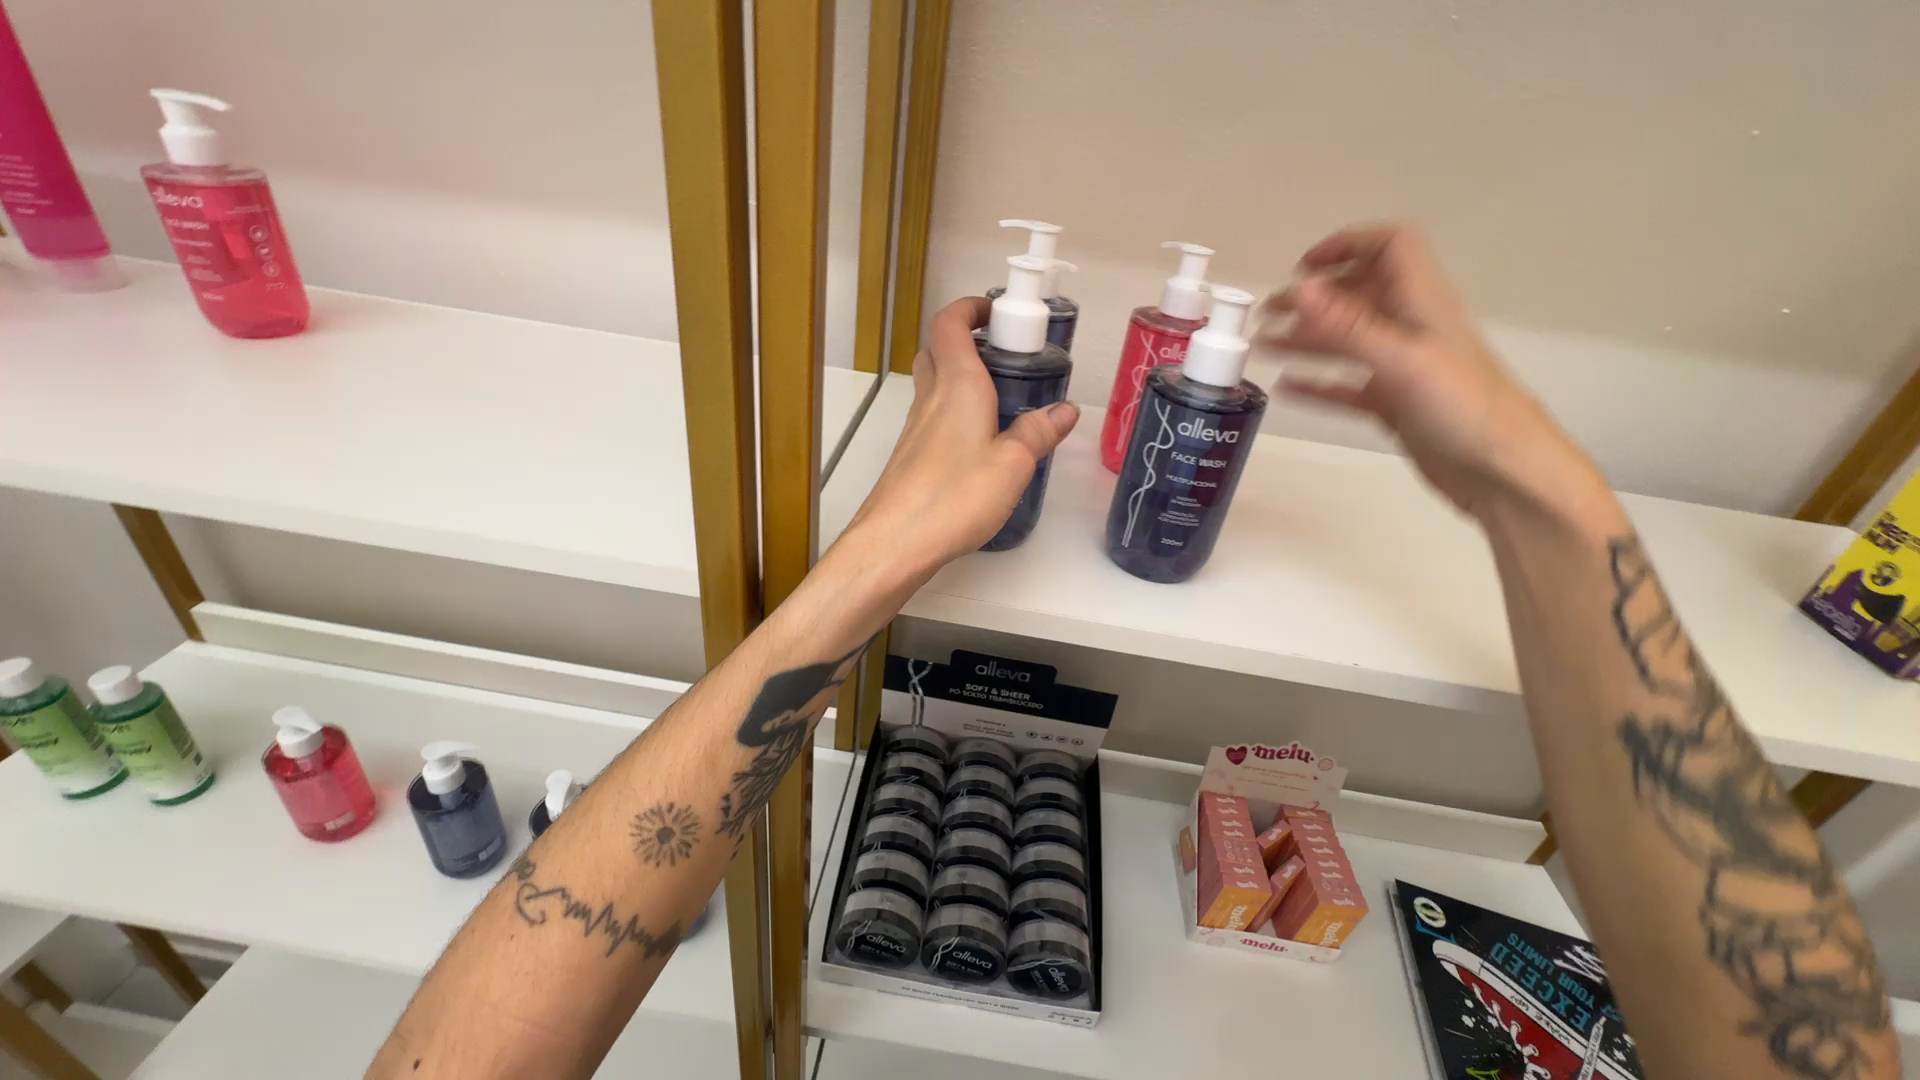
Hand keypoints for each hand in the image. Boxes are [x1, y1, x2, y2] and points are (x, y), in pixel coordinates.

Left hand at [837, 296, 1078, 581]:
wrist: (895, 541)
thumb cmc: (954, 497)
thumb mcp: (1013, 464)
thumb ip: (1038, 433)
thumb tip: (1064, 410)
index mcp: (957, 386)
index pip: (950, 324)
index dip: (969, 307)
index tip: (995, 310)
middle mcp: (930, 399)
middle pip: (937, 350)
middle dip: (965, 340)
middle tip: (1000, 353)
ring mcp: (915, 429)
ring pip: (932, 385)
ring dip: (959, 377)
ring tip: (998, 396)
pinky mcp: (910, 457)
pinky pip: (932, 418)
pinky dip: (953, 413)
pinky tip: (977, 441)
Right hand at [1262, 225, 1600, 518]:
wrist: (1502, 471)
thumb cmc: (1463, 407)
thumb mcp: (1403, 361)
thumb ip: (1348, 326)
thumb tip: (1300, 288)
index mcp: (1421, 303)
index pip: (1389, 247)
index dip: (1348, 246)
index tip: (1304, 268)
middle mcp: (1410, 328)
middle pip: (1358, 295)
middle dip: (1313, 298)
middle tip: (1268, 313)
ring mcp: (1401, 367)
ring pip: (1347, 342)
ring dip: (1306, 338)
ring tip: (1264, 345)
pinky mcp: (1393, 403)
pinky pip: (1347, 385)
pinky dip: (1317, 382)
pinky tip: (1287, 387)